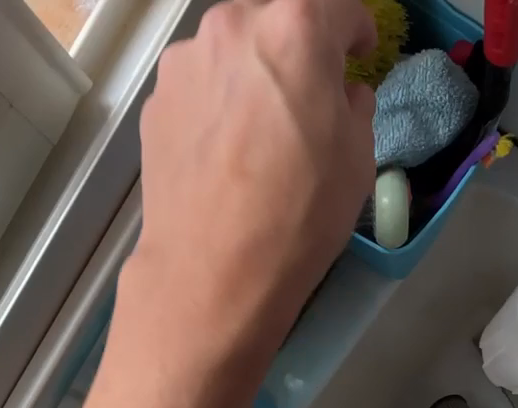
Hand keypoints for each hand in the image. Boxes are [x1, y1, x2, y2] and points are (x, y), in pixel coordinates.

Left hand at [126, 0, 376, 363]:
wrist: (215, 271)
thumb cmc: (301, 215)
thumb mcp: (358, 162)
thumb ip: (354, 109)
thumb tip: (342, 95)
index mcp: (296, 29)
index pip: (337, 5)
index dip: (356, 29)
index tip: (360, 51)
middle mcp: (232, 26)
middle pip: (276, 21)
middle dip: (299, 52)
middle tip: (311, 99)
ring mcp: (185, 62)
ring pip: (234, 54)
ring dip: (255, 78)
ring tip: (264, 134)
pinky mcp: (157, 102)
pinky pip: (203, 89)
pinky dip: (221, 107)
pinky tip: (229, 156)